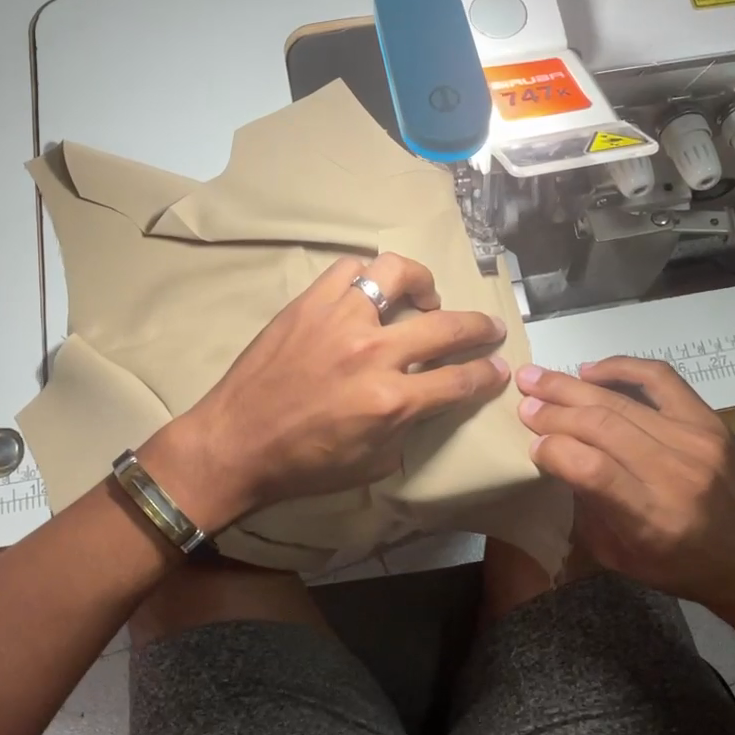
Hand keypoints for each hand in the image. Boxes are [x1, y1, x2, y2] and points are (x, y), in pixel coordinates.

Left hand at [143, 253, 509, 529]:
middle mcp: (373, 353)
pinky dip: (369, 275)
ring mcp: (339, 320)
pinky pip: (349, 269)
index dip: (488, 374)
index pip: (460, 380)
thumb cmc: (304, 464)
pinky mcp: (308, 303)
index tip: (499, 366)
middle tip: (488, 327)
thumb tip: (427, 399)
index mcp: (392, 401)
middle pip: (446, 326)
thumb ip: (409, 426)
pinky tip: (372, 292)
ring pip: (396, 274)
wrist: (236, 443)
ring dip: (422, 284)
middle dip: (480, 327)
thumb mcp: (372, 462)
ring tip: (424, 298)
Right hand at [514, 358, 734, 637]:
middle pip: (602, 425)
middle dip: (554, 411)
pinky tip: (590, 370)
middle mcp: (677, 473)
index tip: (530, 444)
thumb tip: (557, 454)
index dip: (552, 449)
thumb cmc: (684, 569)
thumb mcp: (623, 558)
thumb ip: (588, 507)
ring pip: (622, 401)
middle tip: (522, 400)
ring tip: (538, 378)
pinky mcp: (710, 421)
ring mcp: (698, 441)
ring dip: (572, 386)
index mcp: (653, 518)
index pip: (591, 468)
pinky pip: (660, 378)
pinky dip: (621, 367)